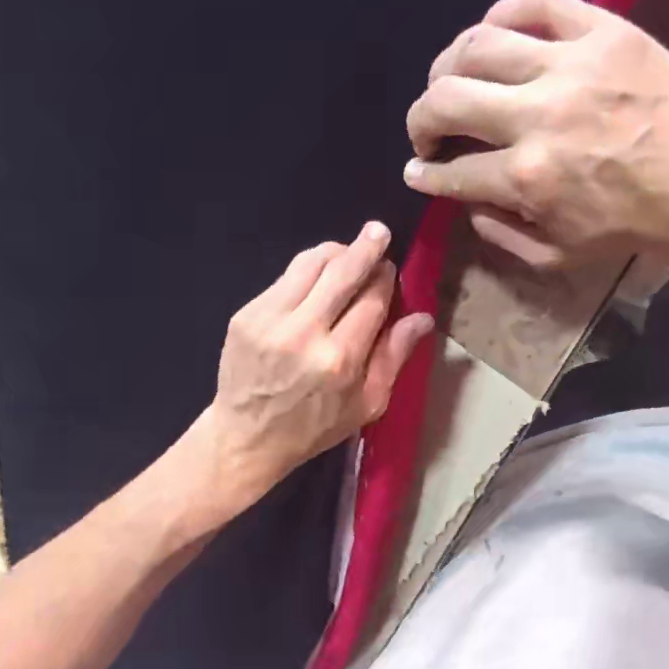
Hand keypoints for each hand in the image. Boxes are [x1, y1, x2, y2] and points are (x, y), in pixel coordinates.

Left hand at [203, 222, 434, 504]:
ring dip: (334, 252)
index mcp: (339, 359)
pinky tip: (314, 283)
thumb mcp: (366, 405)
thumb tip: (423, 317)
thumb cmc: (312, 427)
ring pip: (309, 264)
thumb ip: (394, 357)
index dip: (384, 278)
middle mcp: (304, 333)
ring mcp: (269, 320)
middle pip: (342, 271)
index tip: (389, 270)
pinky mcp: (245, 315)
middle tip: (378, 232)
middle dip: (365, 247)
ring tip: (346, 253)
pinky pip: (283, 279)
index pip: (372, 299)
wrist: (246, 437)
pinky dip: (304, 273)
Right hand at [400, 0, 668, 269]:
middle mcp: (538, 116)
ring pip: (476, 45)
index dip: (423, 174)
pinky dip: (501, 14)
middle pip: (445, 100)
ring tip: (451, 82)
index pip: (450, 171)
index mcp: (528, 178)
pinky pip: (535, 1)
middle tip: (428, 132)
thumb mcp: (559, 254)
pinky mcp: (602, 30)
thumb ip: (499, 235)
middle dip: (419, 121)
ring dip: (447, 67)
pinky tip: (494, 36)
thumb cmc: (634, 221)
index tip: (418, 171)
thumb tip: (463, 201)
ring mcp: (570, 65)